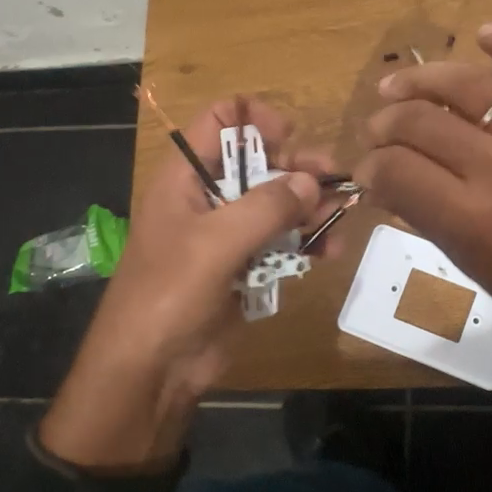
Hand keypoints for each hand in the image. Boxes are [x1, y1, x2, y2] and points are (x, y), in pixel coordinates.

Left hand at [39, 98, 336, 468]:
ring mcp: (227, 235)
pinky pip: (282, 243)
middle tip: (335, 180)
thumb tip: (312, 181)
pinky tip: (331, 251)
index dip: (256, 120)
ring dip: (311, 206)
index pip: (220, 121)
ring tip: (342, 216)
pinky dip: (307, 242)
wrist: (149, 370)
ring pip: (277, 204)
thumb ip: (267, 206)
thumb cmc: (169, 294)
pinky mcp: (244, 269)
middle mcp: (207, 198)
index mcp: (185, 177)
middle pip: (259, 162)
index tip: (291, 139)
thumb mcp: (216, 243)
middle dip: (298, 167)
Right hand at [352, 24, 491, 395]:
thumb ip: (429, 220)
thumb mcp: (475, 269)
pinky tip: (486, 34)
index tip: (368, 172)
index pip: (395, 170)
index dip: (370, 168)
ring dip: (421, 81)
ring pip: (467, 86)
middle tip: (377, 134)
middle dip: (385, 126)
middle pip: (421, 123)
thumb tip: (389, 182)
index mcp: (471, 219)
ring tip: (395, 86)